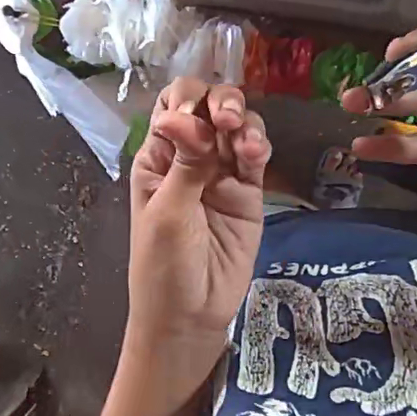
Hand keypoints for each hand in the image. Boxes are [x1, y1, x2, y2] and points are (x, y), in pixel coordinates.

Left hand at [127, 79, 270, 372]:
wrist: (190, 316)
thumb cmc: (163, 265)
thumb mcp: (167, 212)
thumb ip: (184, 162)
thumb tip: (185, 114)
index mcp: (158, 157)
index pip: (173, 106)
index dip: (186, 99)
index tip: (194, 116)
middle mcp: (191, 157)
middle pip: (209, 109)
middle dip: (220, 102)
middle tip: (226, 118)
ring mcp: (222, 174)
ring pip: (238, 128)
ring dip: (243, 121)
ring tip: (243, 141)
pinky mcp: (249, 193)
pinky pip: (256, 159)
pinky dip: (258, 148)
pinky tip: (255, 155)